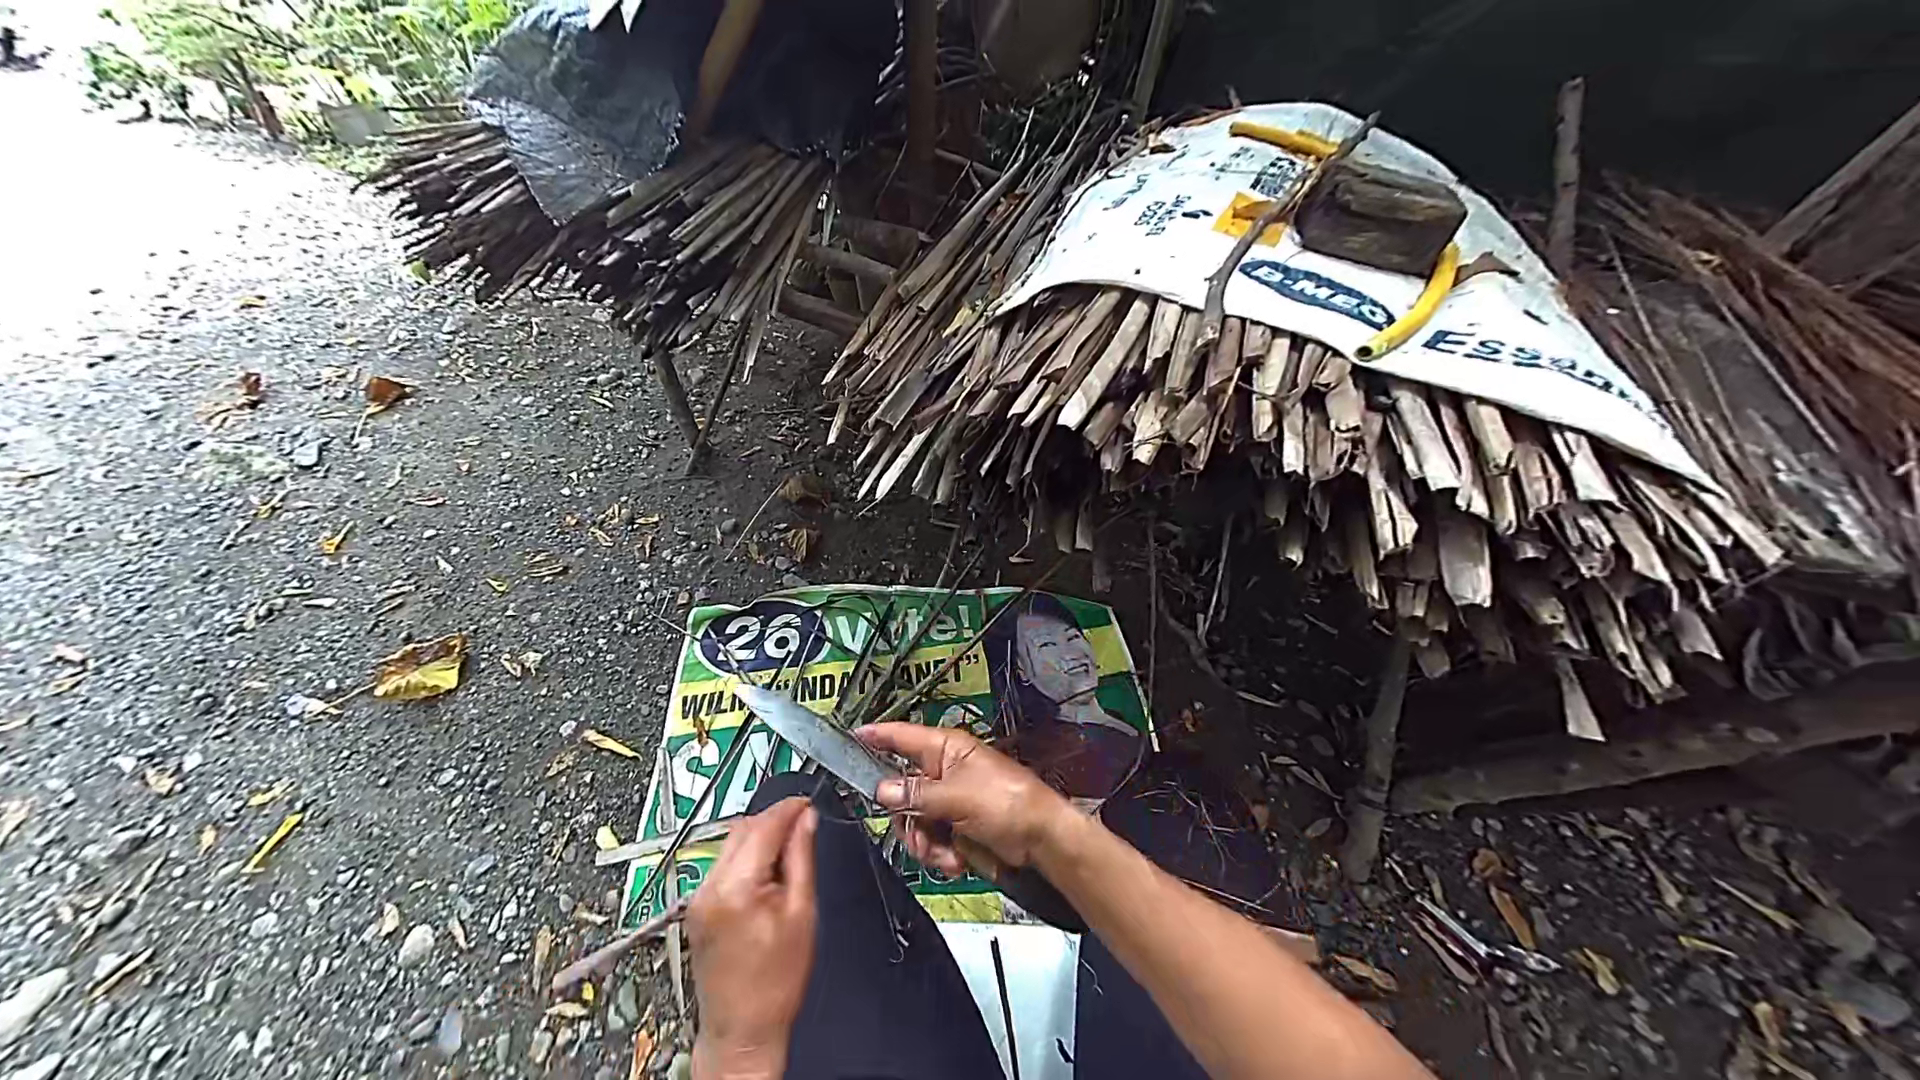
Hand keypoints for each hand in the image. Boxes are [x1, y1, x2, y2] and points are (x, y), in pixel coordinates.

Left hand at [686, 796, 816, 1079]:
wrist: (743, 1029)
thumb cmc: (774, 984)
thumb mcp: (803, 911)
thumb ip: (803, 856)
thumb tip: (806, 820)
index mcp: (736, 887)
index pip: (764, 825)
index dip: (790, 808)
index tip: (808, 804)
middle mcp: (709, 888)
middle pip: (743, 828)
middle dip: (775, 821)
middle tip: (804, 826)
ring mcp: (699, 898)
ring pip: (731, 842)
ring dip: (760, 838)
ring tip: (788, 855)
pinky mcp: (697, 907)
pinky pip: (724, 864)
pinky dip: (747, 858)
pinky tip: (767, 874)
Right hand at [855, 723, 1072, 877]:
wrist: (1040, 839)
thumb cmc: (1007, 802)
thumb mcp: (957, 796)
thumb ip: (915, 793)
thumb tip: (881, 788)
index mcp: (945, 749)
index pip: (902, 736)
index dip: (877, 735)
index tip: (852, 736)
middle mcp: (942, 771)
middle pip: (900, 790)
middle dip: (908, 819)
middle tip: (921, 835)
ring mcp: (948, 800)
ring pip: (912, 820)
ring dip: (925, 842)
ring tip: (947, 853)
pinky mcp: (954, 826)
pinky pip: (929, 839)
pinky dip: (939, 854)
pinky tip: (956, 860)